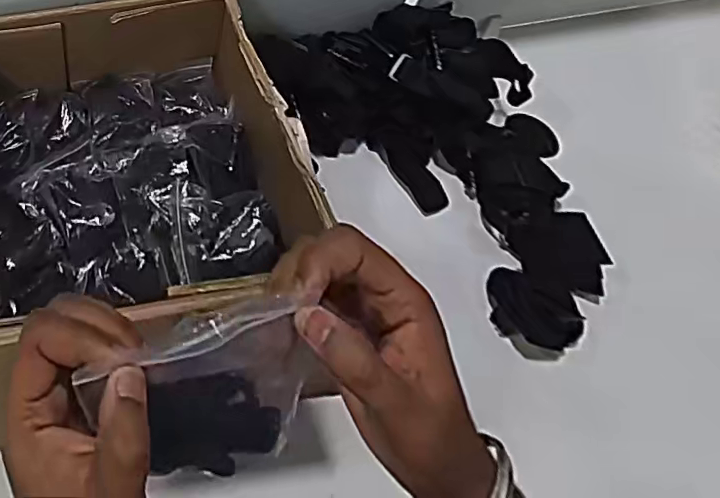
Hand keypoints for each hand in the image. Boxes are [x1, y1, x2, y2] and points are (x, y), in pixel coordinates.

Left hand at [1, 296, 151, 497]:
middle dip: (93, 323)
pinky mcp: (80, 402)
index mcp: (26, 415)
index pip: (37, 340)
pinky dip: (113, 346)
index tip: (119, 357)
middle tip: (133, 347)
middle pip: (49, 324)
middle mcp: (36, 397)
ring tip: (136, 352)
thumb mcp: (109, 495)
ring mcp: (57, 397)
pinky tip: (135, 360)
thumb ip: (121, 441)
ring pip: (67, 330)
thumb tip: (130, 375)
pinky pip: (88, 355)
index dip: (77, 336)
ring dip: (104, 329)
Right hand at [271, 225, 495, 497]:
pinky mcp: (339, 318)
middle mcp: (380, 294)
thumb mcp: (398, 407)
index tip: (299, 296)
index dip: (320, 261)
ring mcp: (358, 304)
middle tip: (282, 308)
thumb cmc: (434, 441)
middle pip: (327, 249)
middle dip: (298, 272)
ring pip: (311, 265)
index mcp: (404, 302)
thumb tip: (309, 316)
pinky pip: (306, 291)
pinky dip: (287, 302)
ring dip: (288, 285)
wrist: (440, 470)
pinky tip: (281, 326)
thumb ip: (355, 361)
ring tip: (278, 320)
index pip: (354, 249)